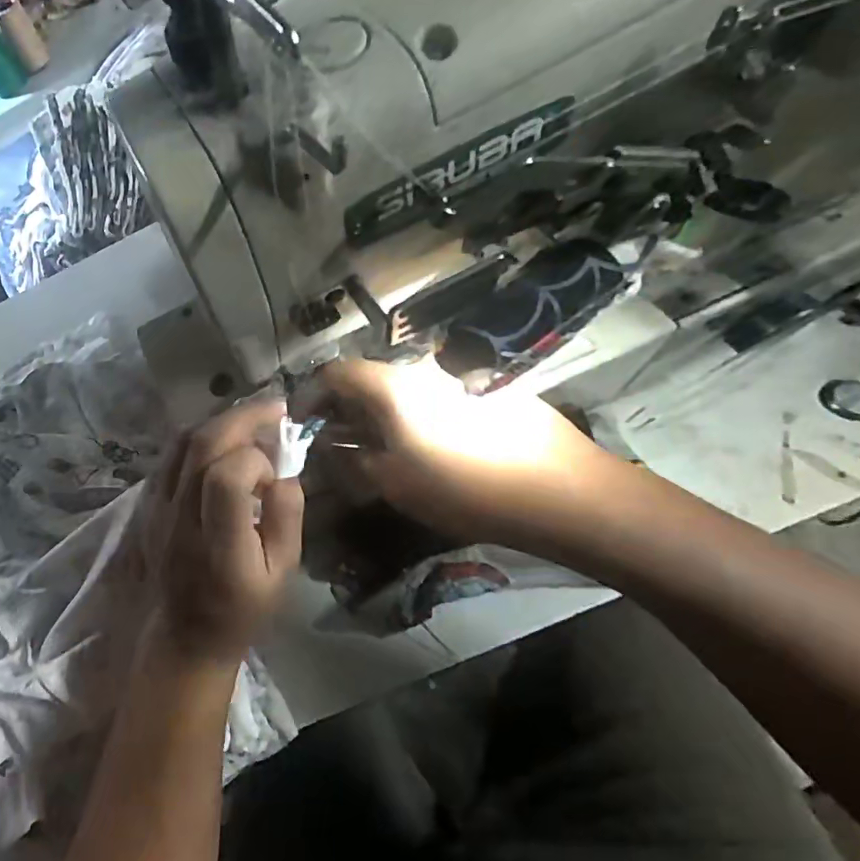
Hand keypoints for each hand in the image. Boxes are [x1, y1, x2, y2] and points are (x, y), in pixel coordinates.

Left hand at [144, 398, 304, 667]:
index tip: (275, 474)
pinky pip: (169, 455)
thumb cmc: (240, 610)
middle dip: (242, 417)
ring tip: (251, 418)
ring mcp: (158, 507)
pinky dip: (197, 436)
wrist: (182, 635)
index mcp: (218, 543)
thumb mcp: (282, 573)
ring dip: (219, 421)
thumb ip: (287, 516)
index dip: (257, 461)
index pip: (227, 475)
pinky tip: (220, 438)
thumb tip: (283, 471)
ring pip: (181, 442)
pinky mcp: (147, 503)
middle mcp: (181, 517)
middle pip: (202, 445)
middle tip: (275, 408)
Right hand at [294, 358, 620, 555]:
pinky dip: (409, 418)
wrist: (560, 490)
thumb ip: (350, 459)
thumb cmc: (464, 486)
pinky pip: (429, 399)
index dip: (308, 396)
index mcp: (392, 384)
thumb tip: (327, 445)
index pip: (333, 372)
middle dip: (341, 410)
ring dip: (376, 416)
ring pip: (398, 390)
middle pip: (365, 380)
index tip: (299, 426)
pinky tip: (422, 450)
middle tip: (332, 444)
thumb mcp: (393, 482)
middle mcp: (420, 370)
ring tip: (374, 451)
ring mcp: (455, 378)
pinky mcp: (483, 391)